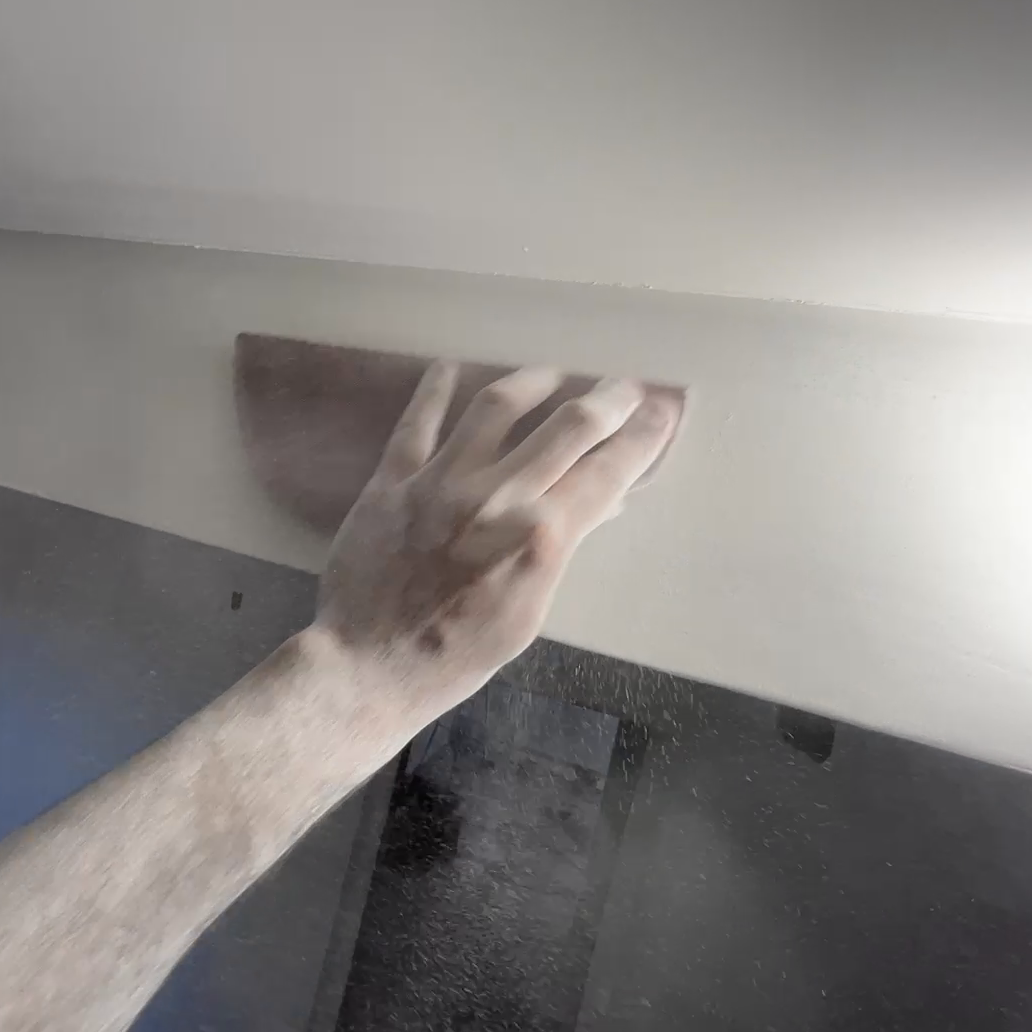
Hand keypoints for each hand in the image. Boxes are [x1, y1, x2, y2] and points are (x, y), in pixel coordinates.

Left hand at [313, 361, 682, 725]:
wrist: (369, 664)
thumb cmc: (456, 655)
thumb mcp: (527, 614)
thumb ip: (559, 550)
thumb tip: (601, 502)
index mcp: (541, 538)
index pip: (608, 471)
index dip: (643, 435)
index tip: (662, 409)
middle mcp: (497, 497)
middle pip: (566, 427)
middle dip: (606, 399)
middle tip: (621, 385)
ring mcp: (439, 483)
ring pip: (494, 408)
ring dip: (530, 381)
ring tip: (548, 373)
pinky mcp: (390, 481)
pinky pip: (416, 423)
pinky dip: (433, 390)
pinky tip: (447, 367)